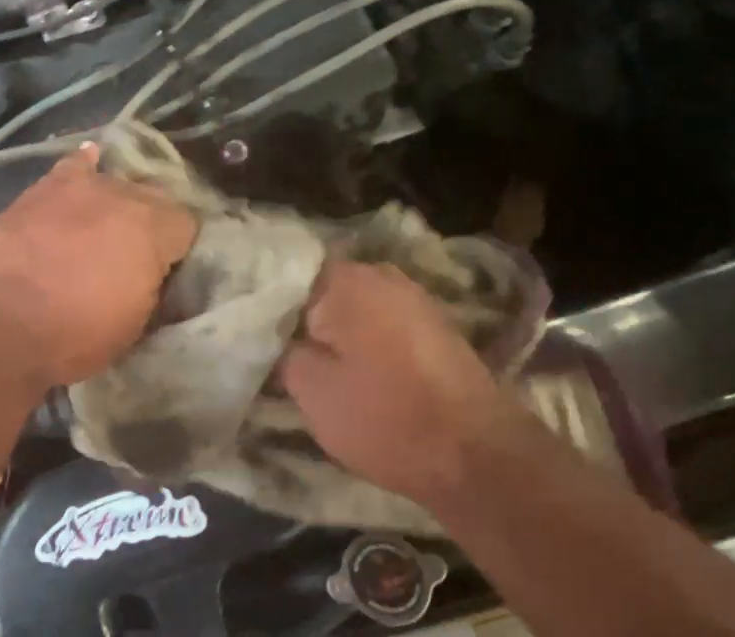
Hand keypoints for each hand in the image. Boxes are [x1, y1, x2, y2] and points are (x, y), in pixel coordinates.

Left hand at [0, 147, 197, 387]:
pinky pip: (72, 165)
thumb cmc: (73, 334)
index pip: (188, 224)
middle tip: (135, 256)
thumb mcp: (134, 325)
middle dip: (150, 222)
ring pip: (113, 182)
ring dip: (115, 203)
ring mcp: (78, 185)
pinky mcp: (40, 188)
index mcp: (154, 228)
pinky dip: (84, 165)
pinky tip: (89, 160)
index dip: (180, 250)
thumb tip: (153, 276)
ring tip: (107, 225)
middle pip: (152, 197)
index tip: (168, 272)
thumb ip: (151, 287)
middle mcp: (121, 194)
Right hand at [274, 260, 523, 504]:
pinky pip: (383, 327)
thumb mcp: (310, 389)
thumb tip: (282, 338)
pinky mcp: (439, 333)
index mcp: (347, 278)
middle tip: (275, 347)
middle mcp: (384, 276)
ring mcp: (418, 302)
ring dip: (336, 331)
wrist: (483, 461)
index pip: (286, 273)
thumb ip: (283, 351)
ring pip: (356, 309)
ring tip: (310, 361)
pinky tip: (353, 370)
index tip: (250, 327)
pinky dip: (366, 344)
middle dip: (302, 316)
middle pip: (323, 289)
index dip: (266, 301)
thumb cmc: (386, 417)